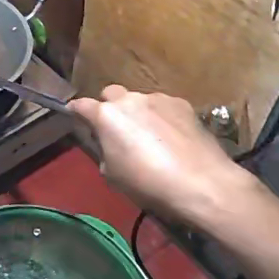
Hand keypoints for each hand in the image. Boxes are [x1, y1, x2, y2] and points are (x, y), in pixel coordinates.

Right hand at [69, 86, 268, 230]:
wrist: (203, 185)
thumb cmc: (149, 184)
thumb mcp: (112, 174)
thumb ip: (104, 150)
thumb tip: (109, 143)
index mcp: (106, 116)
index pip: (80, 105)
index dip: (75, 112)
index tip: (75, 117)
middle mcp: (129, 100)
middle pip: (110, 94)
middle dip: (109, 107)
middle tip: (118, 129)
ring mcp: (158, 99)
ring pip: (139, 101)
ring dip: (139, 113)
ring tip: (152, 137)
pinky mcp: (183, 105)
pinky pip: (164, 107)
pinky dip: (163, 118)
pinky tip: (174, 138)